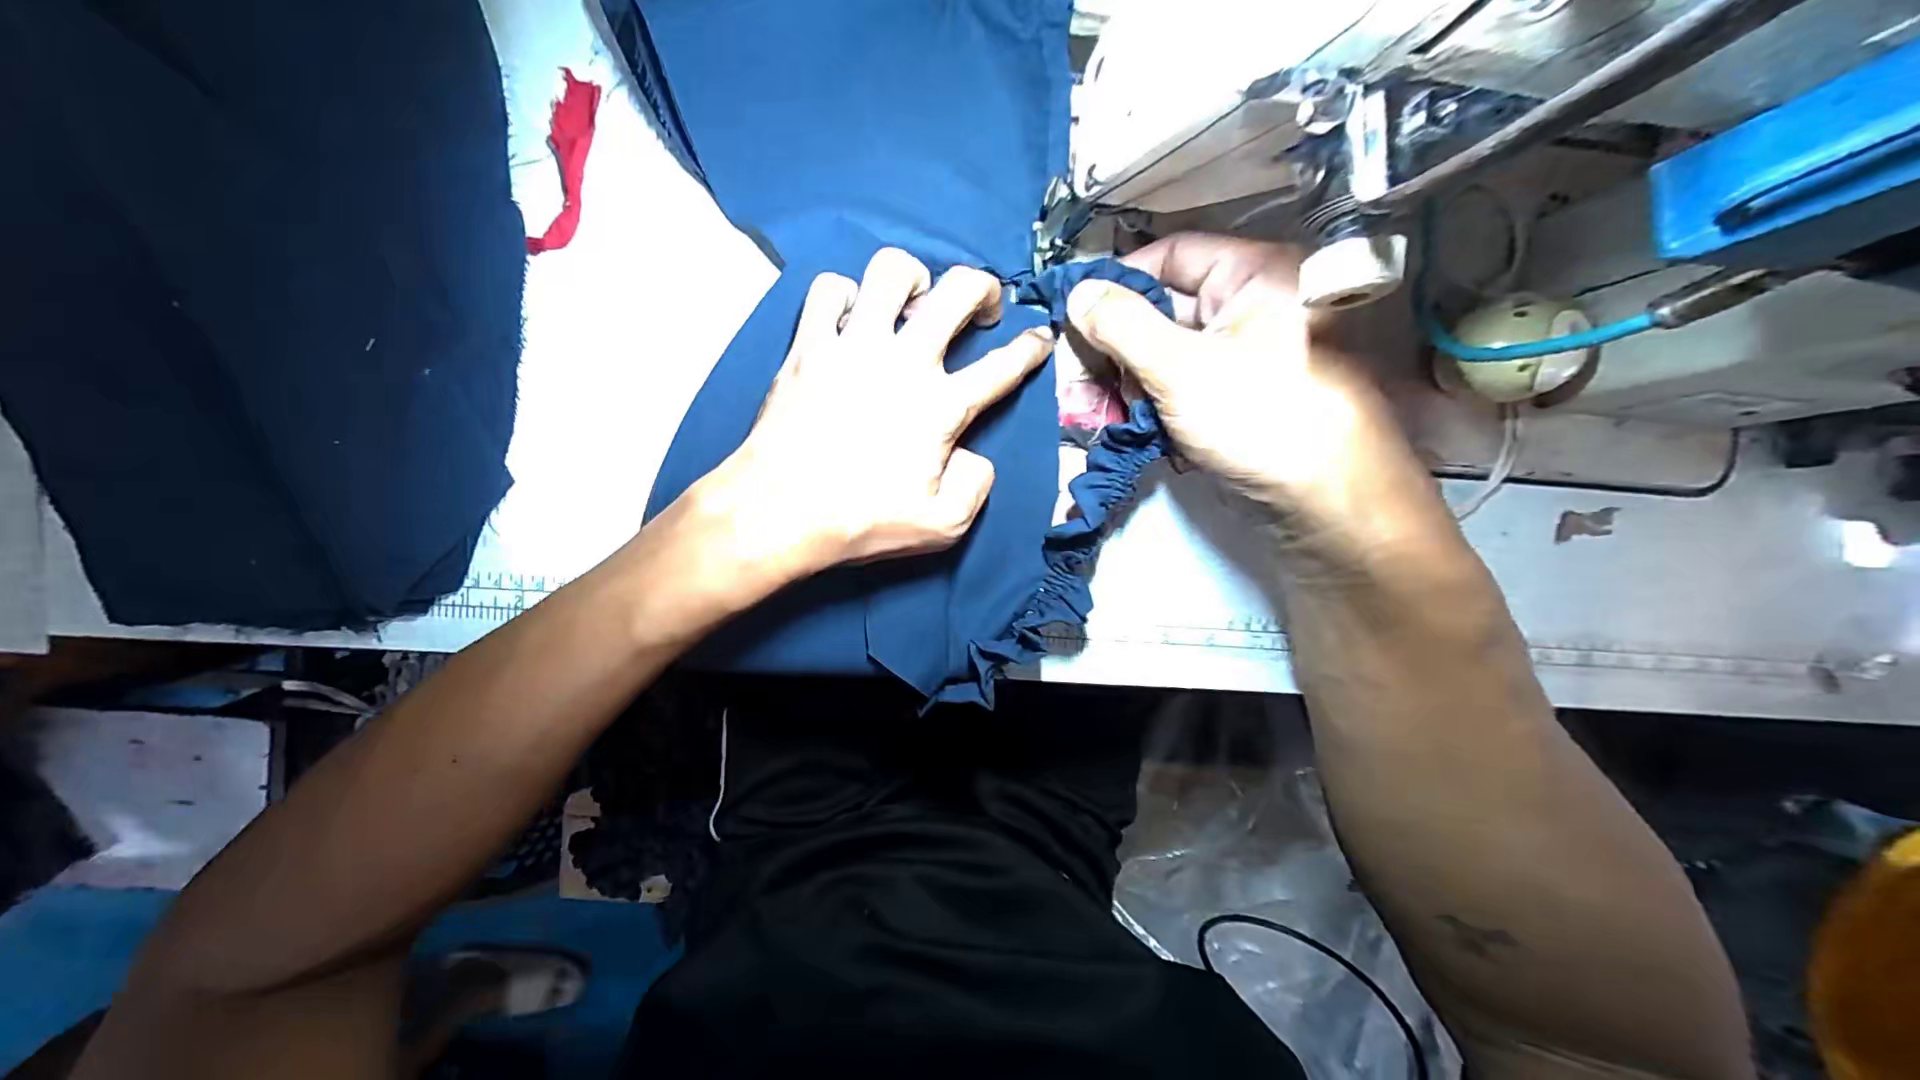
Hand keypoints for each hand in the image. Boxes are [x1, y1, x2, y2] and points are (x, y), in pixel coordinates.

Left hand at [689, 247, 1051, 582]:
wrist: (779, 511)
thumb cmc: (861, 521)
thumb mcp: (942, 526)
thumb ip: (975, 486)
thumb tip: (973, 456)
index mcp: (941, 406)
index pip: (1003, 366)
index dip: (1031, 348)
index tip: (1039, 338)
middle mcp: (904, 361)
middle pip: (958, 291)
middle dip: (983, 286)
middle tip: (980, 305)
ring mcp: (853, 345)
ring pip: (891, 271)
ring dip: (912, 277)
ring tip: (912, 299)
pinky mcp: (809, 344)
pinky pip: (828, 289)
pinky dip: (844, 294)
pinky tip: (848, 315)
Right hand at [1066, 233, 1453, 573]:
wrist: (1324, 500)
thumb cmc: (1260, 418)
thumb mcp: (1179, 366)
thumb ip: (1121, 325)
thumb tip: (1078, 292)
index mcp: (1254, 274)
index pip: (1172, 254)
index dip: (1120, 278)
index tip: (1077, 312)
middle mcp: (1251, 306)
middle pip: (1165, 306)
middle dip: (1117, 342)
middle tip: (1077, 373)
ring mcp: (1245, 354)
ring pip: (1169, 351)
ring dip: (1128, 377)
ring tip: (1096, 407)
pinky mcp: (1237, 396)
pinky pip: (1182, 383)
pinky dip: (1151, 399)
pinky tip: (1127, 422)